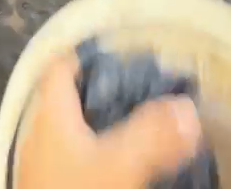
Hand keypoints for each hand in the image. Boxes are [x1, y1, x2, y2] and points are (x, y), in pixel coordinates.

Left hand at [13, 55, 203, 188]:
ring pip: (81, 135)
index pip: (65, 65)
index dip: (94, 55)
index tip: (131, 59)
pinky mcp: (57, 188)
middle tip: (153, 99)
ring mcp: (47, 167)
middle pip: (75, 100)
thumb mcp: (118, 167)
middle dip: (112, 97)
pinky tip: (135, 176)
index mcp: (50, 112)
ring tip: (153, 138)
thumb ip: (152, 135)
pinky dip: (106, 163)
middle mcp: (43, 134)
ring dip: (112, 133)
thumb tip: (188, 107)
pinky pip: (83, 166)